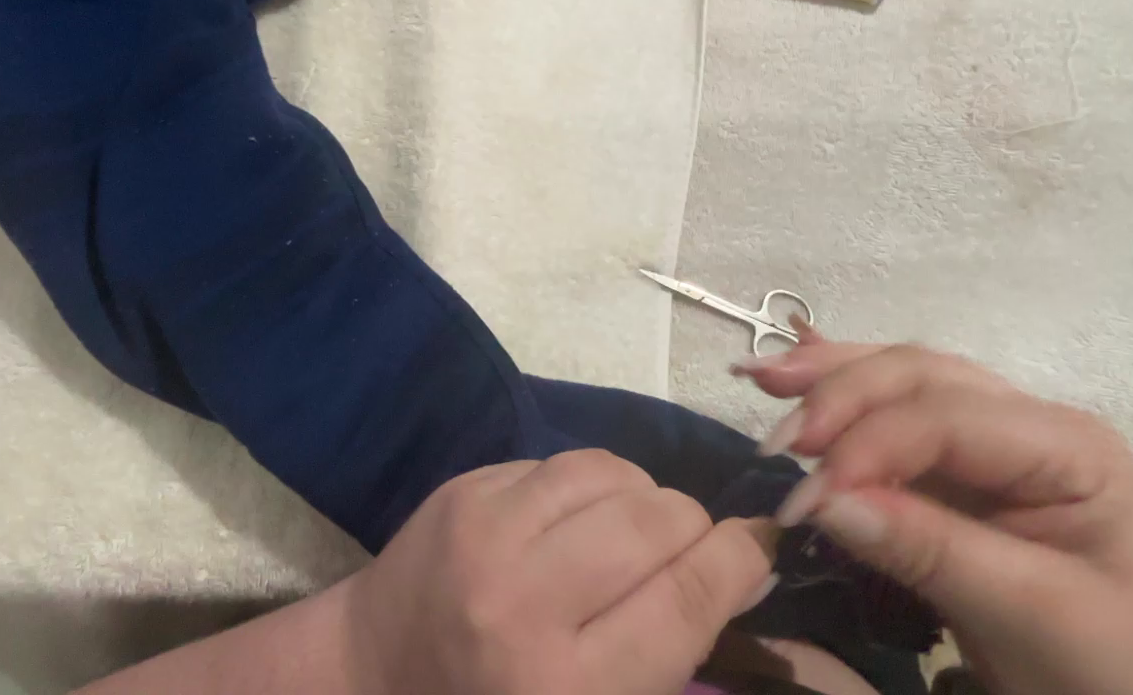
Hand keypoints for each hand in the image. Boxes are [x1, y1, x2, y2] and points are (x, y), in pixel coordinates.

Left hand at [341, 449, 779, 694]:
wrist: (372, 672)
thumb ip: (665, 653)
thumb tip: (738, 566)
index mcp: (566, 686)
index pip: (685, 599)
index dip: (739, 560)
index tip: (759, 543)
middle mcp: (524, 599)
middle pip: (653, 520)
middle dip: (691, 524)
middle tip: (689, 543)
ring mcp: (485, 529)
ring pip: (610, 472)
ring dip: (642, 492)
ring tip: (634, 523)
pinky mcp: (464, 487)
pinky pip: (559, 461)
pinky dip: (588, 481)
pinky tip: (577, 512)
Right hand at [736, 338, 1132, 694]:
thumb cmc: (1127, 675)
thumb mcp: (1041, 622)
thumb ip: (930, 550)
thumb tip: (819, 496)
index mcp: (1068, 446)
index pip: (945, 418)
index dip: (868, 446)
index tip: (806, 499)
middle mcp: (1024, 423)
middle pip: (915, 376)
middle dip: (837, 396)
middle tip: (774, 440)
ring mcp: (988, 442)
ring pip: (894, 379)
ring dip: (825, 379)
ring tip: (760, 378)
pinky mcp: (954, 470)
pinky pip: (884, 415)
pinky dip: (834, 396)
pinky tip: (793, 381)